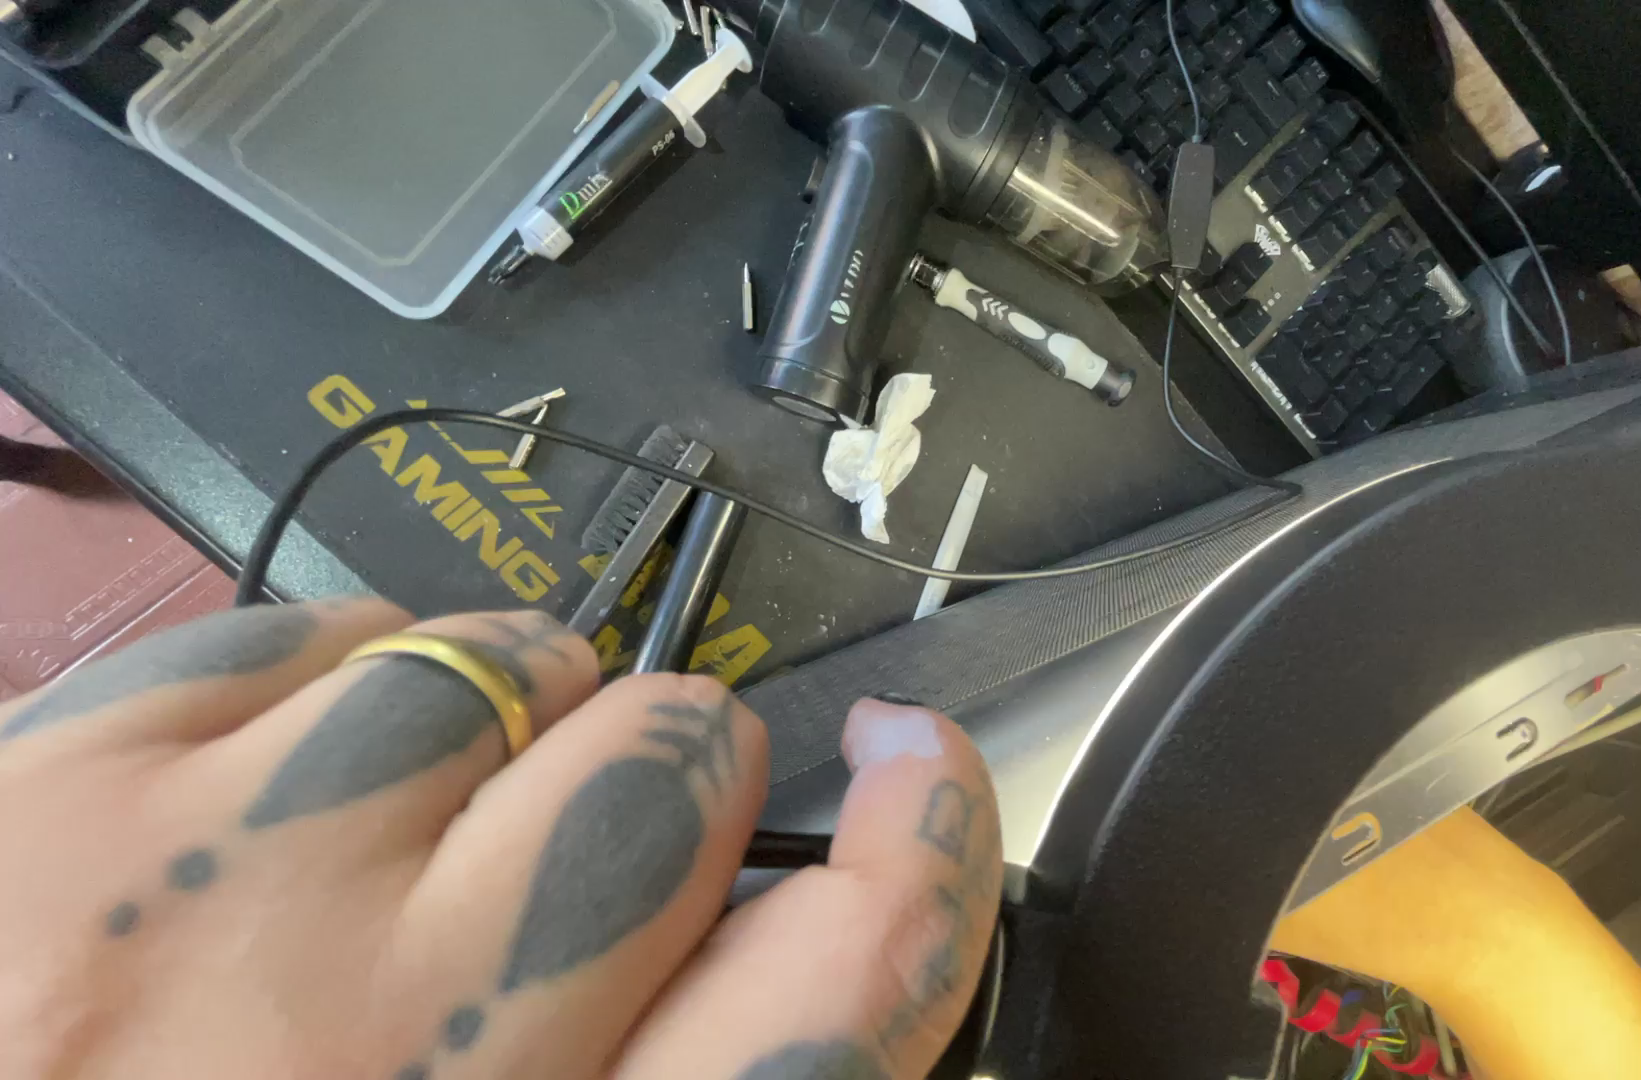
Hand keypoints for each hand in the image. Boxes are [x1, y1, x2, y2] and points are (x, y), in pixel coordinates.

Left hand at [0, 599, 1001, 1079]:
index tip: (911, 757)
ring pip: (511, 672)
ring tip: (451, 783)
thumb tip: (822, 913)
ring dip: (529, 699)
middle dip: (690, 758)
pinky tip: (299, 763)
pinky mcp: (15, 822)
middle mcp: (392, 1077)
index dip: (932, 832)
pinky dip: (359, 664)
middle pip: (682, 774)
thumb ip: (714, 1056)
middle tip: (622, 813)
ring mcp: (180, 941)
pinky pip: (312, 634)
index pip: (861, 971)